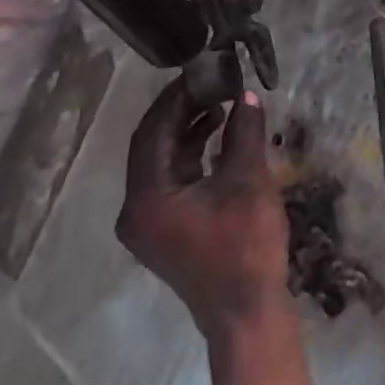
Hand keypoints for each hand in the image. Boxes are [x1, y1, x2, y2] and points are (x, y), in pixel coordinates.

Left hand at [116, 78, 286, 334]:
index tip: (202, 73)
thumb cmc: (245, 245)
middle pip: (152, 146)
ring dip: (188, 132)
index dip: (176, 99)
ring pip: (163, 163)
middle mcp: (136, 209)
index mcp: (146, 197)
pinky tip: (219, 139)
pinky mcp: (167, 230)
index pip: (152, 133)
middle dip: (181, 112)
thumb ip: (244, 133)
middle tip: (212, 84)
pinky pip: (173, 181)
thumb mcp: (248, 181)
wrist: (246, 311)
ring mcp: (150, 223)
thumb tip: (246, 95)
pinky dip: (193, 156)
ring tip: (221, 104)